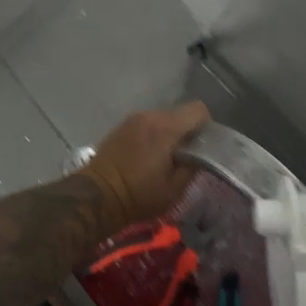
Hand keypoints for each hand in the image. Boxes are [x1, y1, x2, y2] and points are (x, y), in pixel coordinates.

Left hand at [80, 102, 211, 230]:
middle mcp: (150, 115)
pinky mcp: (123, 124)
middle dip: (187, 132)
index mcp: (166, 128)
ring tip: (165, 159)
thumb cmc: (139, 195)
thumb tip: (202, 154)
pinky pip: (148, 123)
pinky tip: (148, 156)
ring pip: (164, 118)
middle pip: (180, 113)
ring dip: (169, 133)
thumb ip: (193, 166)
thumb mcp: (175, 190)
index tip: (204, 147)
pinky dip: (154, 134)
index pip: (198, 109)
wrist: (98, 194)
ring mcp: (134, 117)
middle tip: (186, 158)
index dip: (206, 126)